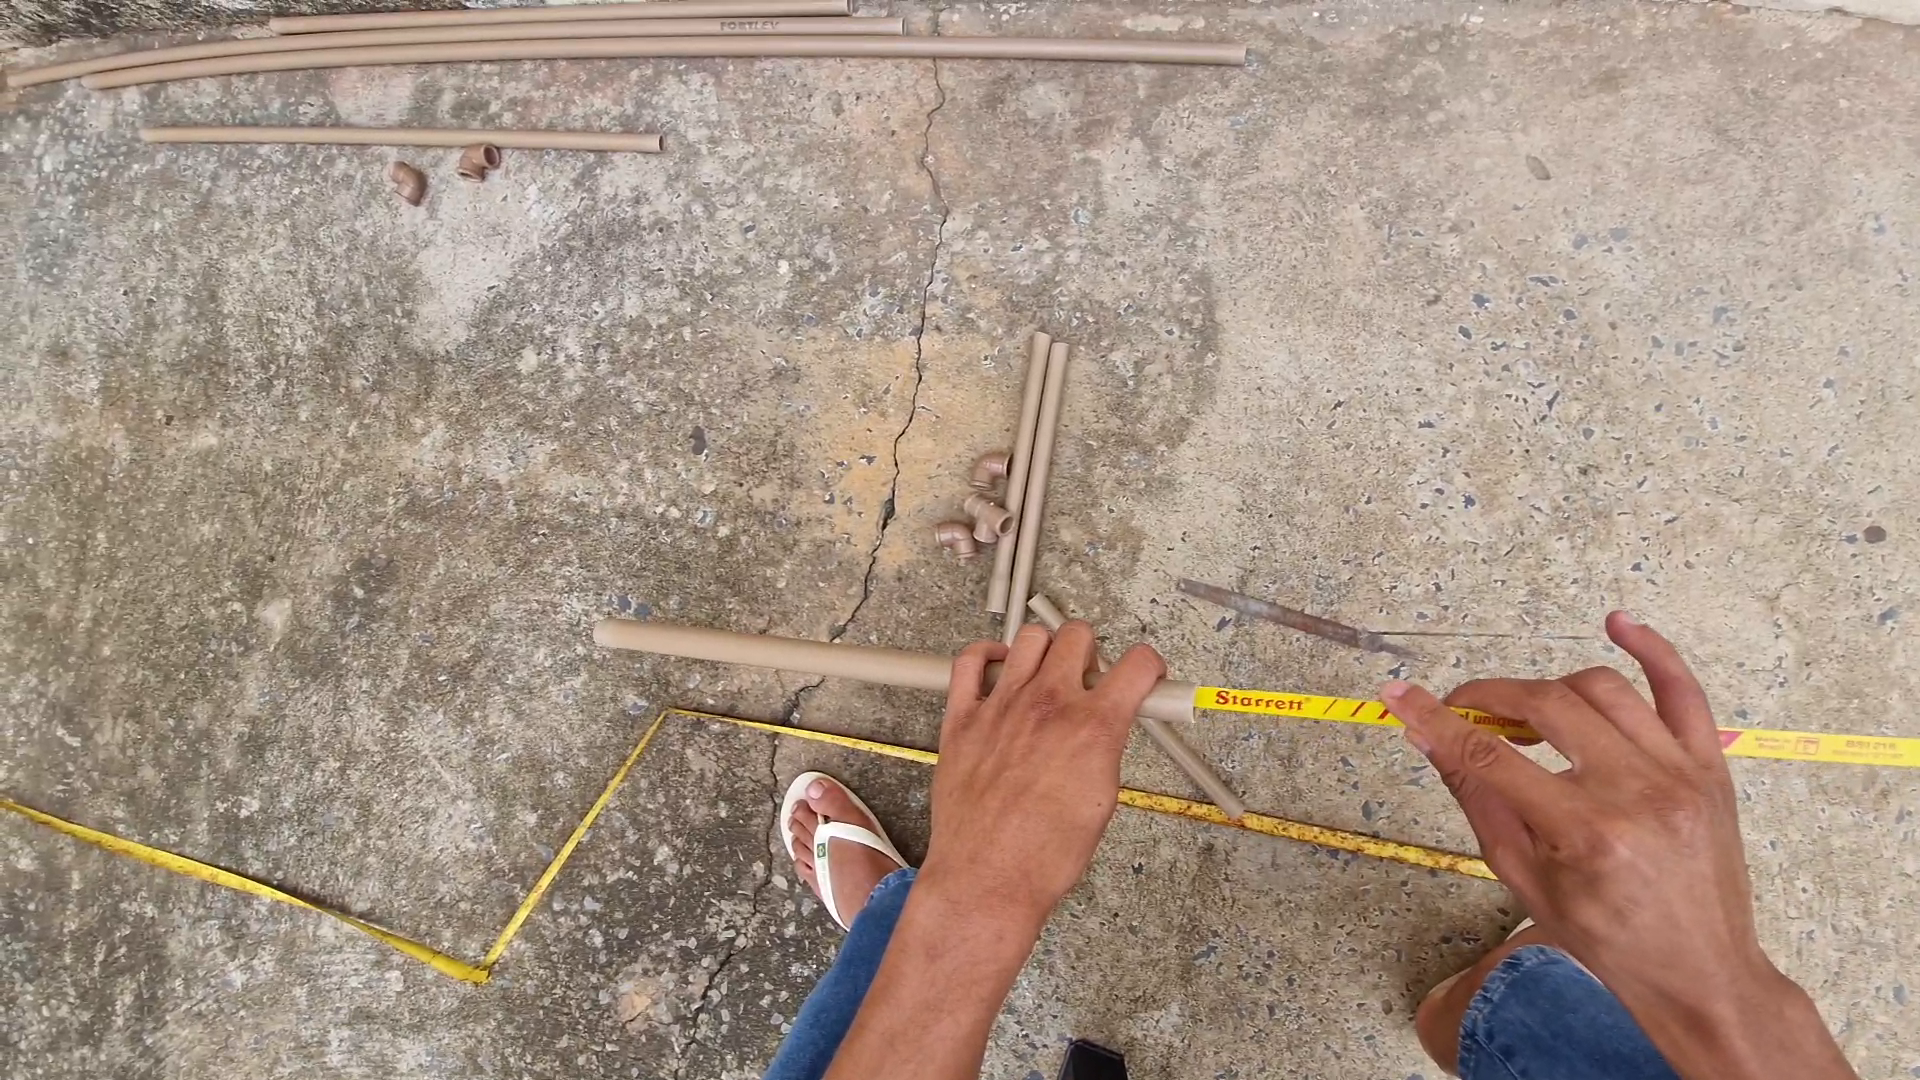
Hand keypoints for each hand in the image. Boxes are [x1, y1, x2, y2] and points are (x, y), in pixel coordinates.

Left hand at [920, 622, 1166, 928]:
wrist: (989, 877)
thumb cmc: (1046, 854)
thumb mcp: (1103, 798)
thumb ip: (1106, 745)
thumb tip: (1109, 721)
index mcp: (1092, 726)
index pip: (1136, 664)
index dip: (1147, 666)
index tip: (1143, 673)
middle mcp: (1047, 704)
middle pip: (1078, 635)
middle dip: (1091, 651)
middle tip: (1087, 679)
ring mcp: (1001, 704)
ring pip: (1029, 636)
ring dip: (1045, 649)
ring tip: (1045, 674)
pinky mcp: (963, 716)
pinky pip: (969, 660)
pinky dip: (986, 655)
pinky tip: (999, 668)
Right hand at [1384, 611, 1854, 1079]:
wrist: (1703, 972)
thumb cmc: (1599, 931)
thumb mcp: (1517, 871)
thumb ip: (1473, 794)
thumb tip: (1426, 735)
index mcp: (1586, 830)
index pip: (1488, 754)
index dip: (1433, 718)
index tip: (1394, 693)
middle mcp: (1640, 790)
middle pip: (1545, 705)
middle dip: (1485, 698)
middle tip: (1456, 710)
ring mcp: (1683, 772)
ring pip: (1598, 689)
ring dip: (1542, 690)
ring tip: (1519, 713)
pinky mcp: (1710, 767)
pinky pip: (1684, 693)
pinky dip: (1653, 651)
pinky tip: (1616, 621)